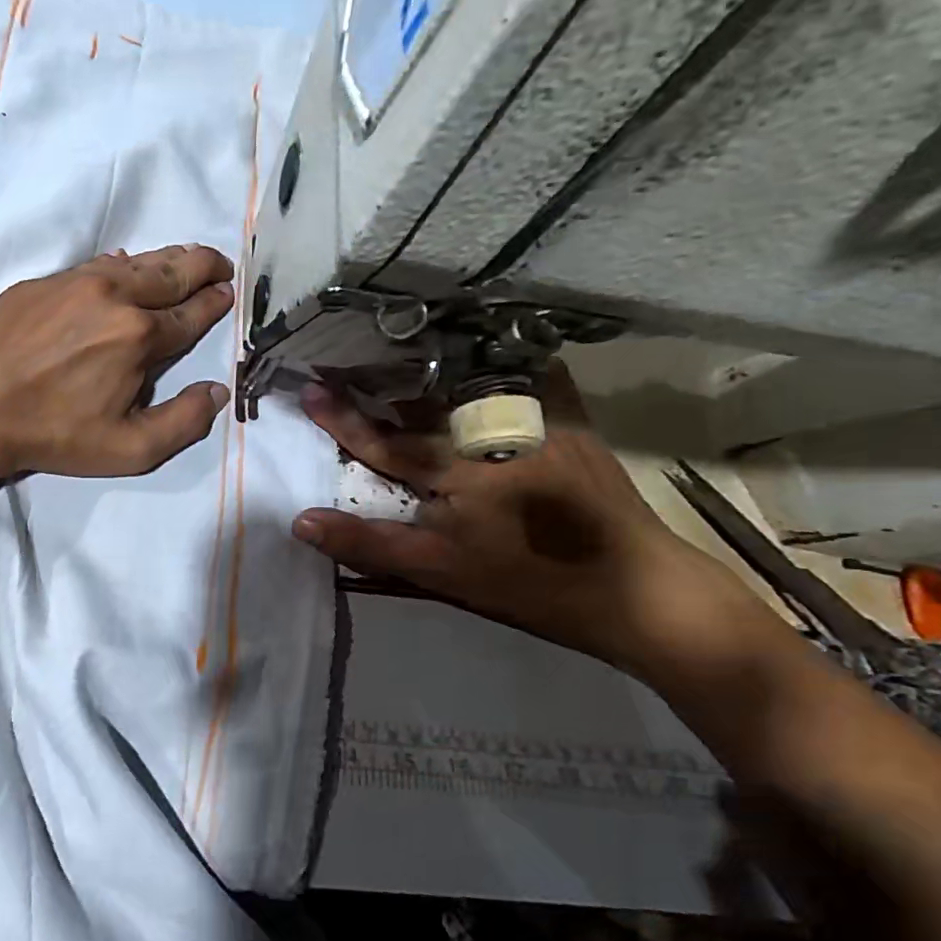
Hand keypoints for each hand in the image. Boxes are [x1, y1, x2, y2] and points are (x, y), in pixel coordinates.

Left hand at [0, 244, 235, 477]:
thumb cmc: (53, 436)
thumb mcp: (129, 449)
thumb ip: (184, 422)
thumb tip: (217, 390)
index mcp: (138, 335)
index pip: (191, 312)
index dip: (215, 302)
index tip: (229, 293)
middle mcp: (112, 296)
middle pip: (171, 271)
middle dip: (203, 265)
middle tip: (220, 265)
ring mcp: (72, 283)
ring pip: (134, 262)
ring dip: (165, 260)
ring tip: (183, 260)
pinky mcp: (40, 283)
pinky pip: (93, 265)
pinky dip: (120, 265)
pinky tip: (124, 266)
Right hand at [290, 365, 780, 683]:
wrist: (638, 590)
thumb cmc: (529, 585)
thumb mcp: (440, 572)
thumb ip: (369, 543)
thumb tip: (302, 521)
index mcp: (457, 470)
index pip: (382, 441)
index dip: (341, 419)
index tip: (309, 389)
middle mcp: (493, 432)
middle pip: (421, 398)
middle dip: (379, 379)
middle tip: (348, 357)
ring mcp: (539, 420)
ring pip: (470, 379)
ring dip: (429, 365)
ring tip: (399, 349)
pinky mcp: (573, 419)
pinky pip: (527, 374)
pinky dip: (494, 360)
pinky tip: (478, 352)